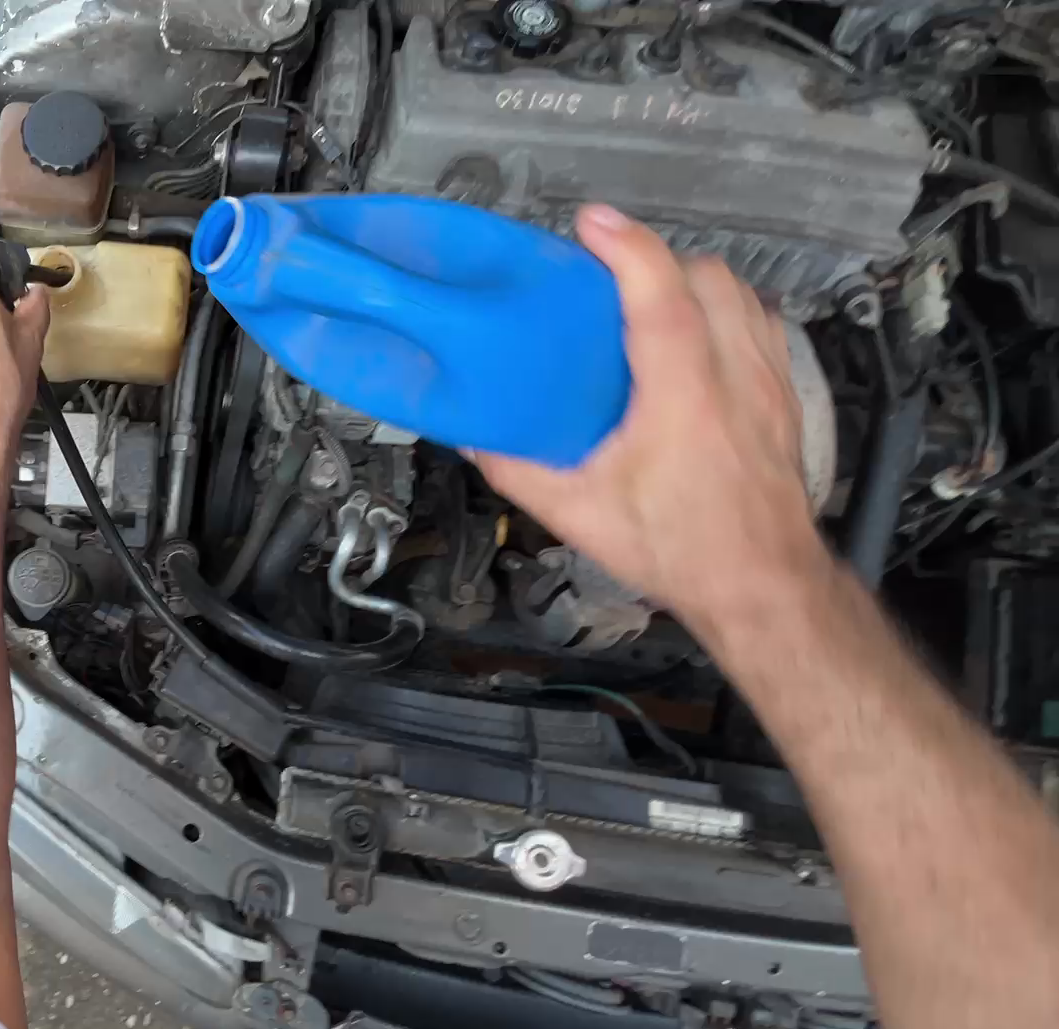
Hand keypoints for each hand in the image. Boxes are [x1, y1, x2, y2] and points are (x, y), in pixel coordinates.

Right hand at [471, 204, 828, 620]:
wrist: (758, 582)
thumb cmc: (668, 546)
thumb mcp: (570, 514)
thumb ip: (514, 470)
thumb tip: (471, 437)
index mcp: (682, 401)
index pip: (663, 301)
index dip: (628, 250)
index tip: (590, 222)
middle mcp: (735, 378)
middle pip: (709, 280)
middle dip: (656, 260)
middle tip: (602, 276)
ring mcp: (769, 384)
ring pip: (742, 295)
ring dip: (689, 281)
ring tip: (639, 297)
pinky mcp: (782, 397)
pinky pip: (757, 323)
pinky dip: (719, 308)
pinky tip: (686, 334)